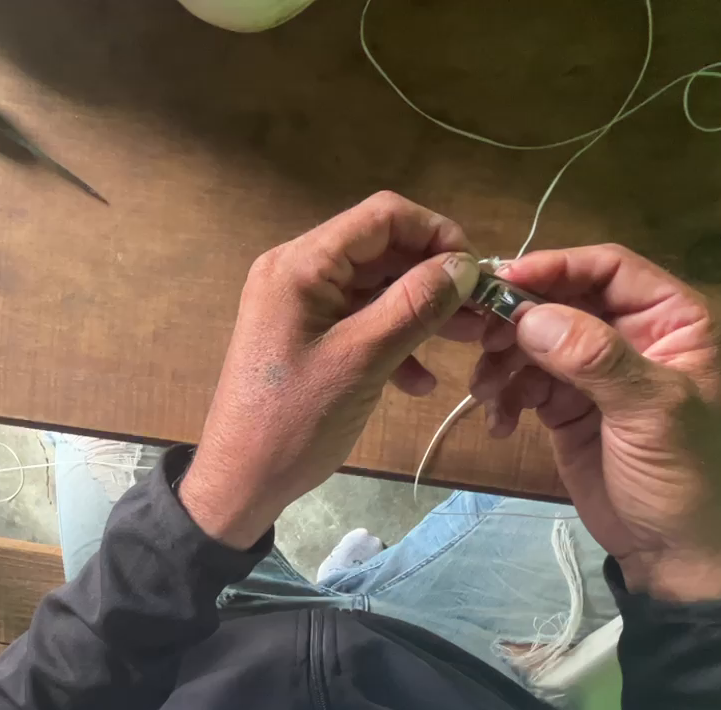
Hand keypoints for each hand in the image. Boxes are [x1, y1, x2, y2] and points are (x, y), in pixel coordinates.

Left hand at [180, 192, 484, 547]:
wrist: (241, 482)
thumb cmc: (294, 421)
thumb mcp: (362, 360)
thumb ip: (415, 305)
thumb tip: (464, 265)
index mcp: (300, 265)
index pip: (382, 217)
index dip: (436, 235)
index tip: (476, 273)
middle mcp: (295, 273)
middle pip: (380, 253)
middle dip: (432, 280)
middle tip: (479, 314)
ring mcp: (296, 308)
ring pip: (372, 292)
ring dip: (418, 315)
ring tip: (464, 344)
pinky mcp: (302, 341)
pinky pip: (355, 326)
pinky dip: (390, 344)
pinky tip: (419, 382)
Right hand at [468, 244, 720, 601]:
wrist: (676, 552)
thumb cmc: (686, 476)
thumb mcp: (650, 412)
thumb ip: (594, 358)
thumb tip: (529, 315)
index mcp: (675, 320)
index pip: (609, 269)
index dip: (554, 270)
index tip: (499, 284)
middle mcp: (634, 336)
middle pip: (563, 303)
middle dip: (518, 322)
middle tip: (482, 345)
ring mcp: (596, 374)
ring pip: (536, 344)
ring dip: (503, 365)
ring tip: (488, 397)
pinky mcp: (567, 407)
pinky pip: (525, 385)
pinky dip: (505, 399)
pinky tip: (499, 424)